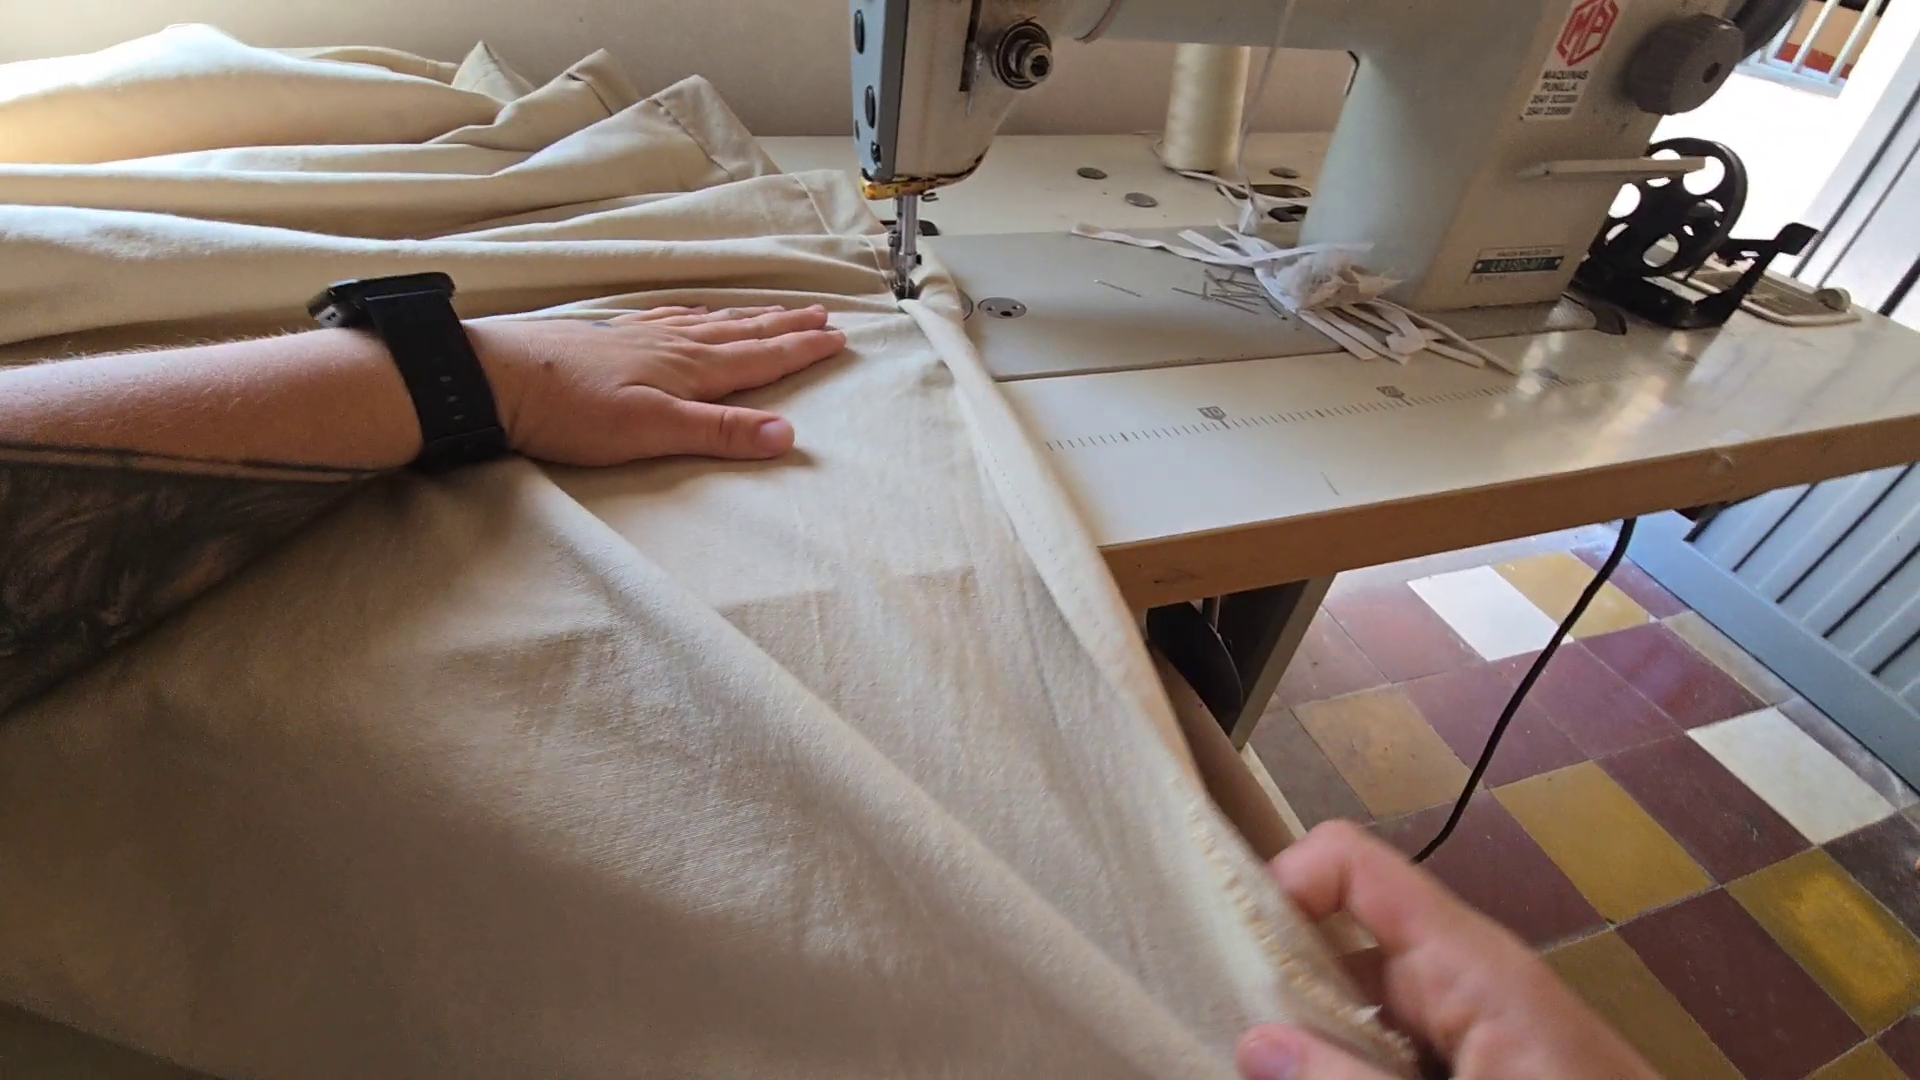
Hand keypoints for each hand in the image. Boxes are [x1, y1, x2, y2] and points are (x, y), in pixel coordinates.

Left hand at [466, 305, 845, 465]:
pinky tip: (698, 311)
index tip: (837, 338)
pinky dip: (700, 313)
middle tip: (822, 314)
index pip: (762, 356)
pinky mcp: (616, 336)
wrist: (491, 379)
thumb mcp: (655, 431)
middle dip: (787, 326)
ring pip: (713, 322)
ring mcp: (645, 335)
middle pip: (745, 332)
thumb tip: (789, 435)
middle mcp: (677, 345)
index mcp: (693, 369)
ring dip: (751, 317)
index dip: (802, 349)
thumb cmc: (574, 411)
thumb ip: (722, 432)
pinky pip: (674, 317)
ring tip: (778, 309)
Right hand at [1237, 822, 1655, 1079]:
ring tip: (1273, 1065)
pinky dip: (1347, 1058)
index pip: (1348, 860)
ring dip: (1310, 1029)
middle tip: (1242, 1034)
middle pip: (1337, 930)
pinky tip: (1323, 1078)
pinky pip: (1386, 1037)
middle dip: (1281, 974)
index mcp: (1469, 959)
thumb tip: (1251, 1044)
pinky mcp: (1473, 1055)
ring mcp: (1467, 1019)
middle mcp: (1460, 972)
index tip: (1239, 950)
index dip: (1285, 882)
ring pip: (1354, 994)